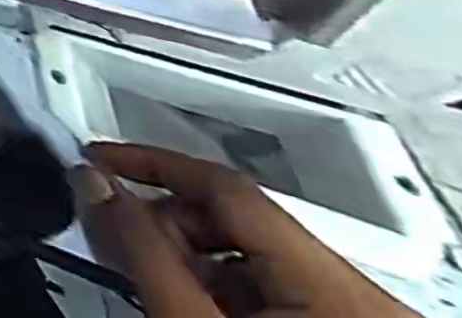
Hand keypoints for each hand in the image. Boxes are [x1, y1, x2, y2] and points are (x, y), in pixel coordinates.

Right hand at [77, 143, 416, 317]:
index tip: (99, 158)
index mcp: (337, 293)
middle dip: (169, 225)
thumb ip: (139, 249)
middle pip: (237, 221)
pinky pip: (276, 291)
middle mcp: (367, 304)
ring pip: (254, 258)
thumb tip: (95, 183)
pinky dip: (225, 291)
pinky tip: (199, 313)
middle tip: (126, 245)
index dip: (150, 163)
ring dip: (193, 261)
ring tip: (163, 292)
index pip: (223, 186)